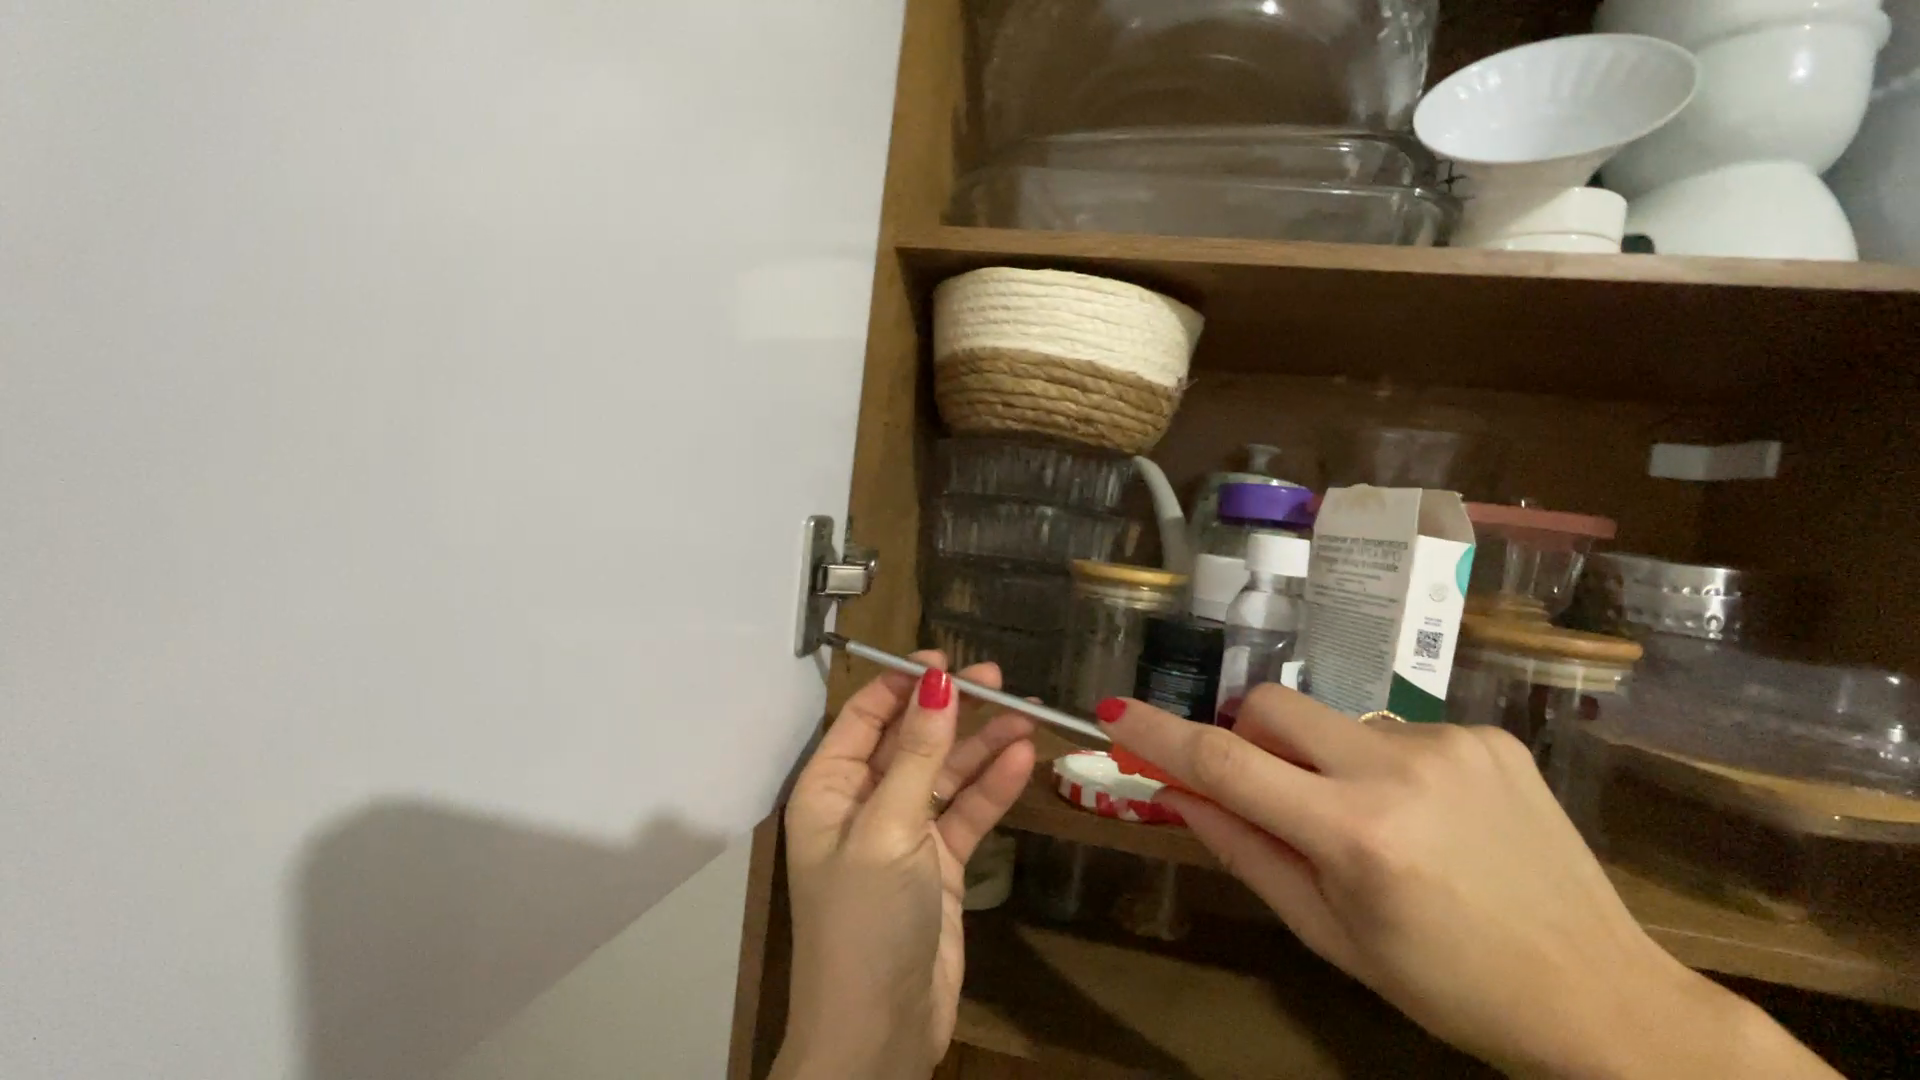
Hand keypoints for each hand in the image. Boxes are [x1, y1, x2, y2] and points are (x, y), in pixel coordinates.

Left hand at [774, 654, 1036, 1079]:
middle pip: (910, 741)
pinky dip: (992, 787)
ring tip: (1027, 715)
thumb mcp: (889, 829)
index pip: (864, 717)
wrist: (881, 1033)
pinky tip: (1023, 759)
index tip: (947, 661)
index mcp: (829, 790)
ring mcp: (904, 834)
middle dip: (952, 711)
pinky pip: (966, 813)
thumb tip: (936, 681)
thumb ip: (916, 754)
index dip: (903, 684)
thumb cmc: (865, 922)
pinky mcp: (938, 865)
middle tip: (1000, 681)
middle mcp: (863, 804)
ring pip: (945, 774)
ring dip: (982, 746)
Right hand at [1099, 687, 1840, 1079]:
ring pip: (1331, 719)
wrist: (1603, 996)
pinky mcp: (1487, 734)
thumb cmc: (1446, 986)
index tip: (1116, 714)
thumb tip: (1176, 791)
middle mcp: (1400, 768)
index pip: (1227, 764)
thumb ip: (1244, 851)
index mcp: (1356, 835)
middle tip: (1267, 791)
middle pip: (1271, 705)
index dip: (1161, 736)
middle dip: (1245, 735)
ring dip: (1321, 759)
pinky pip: (1393, 728)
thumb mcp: (1329, 934)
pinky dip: (1380, 764)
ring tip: (1371, 823)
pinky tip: (1427, 817)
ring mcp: (1450, 742)